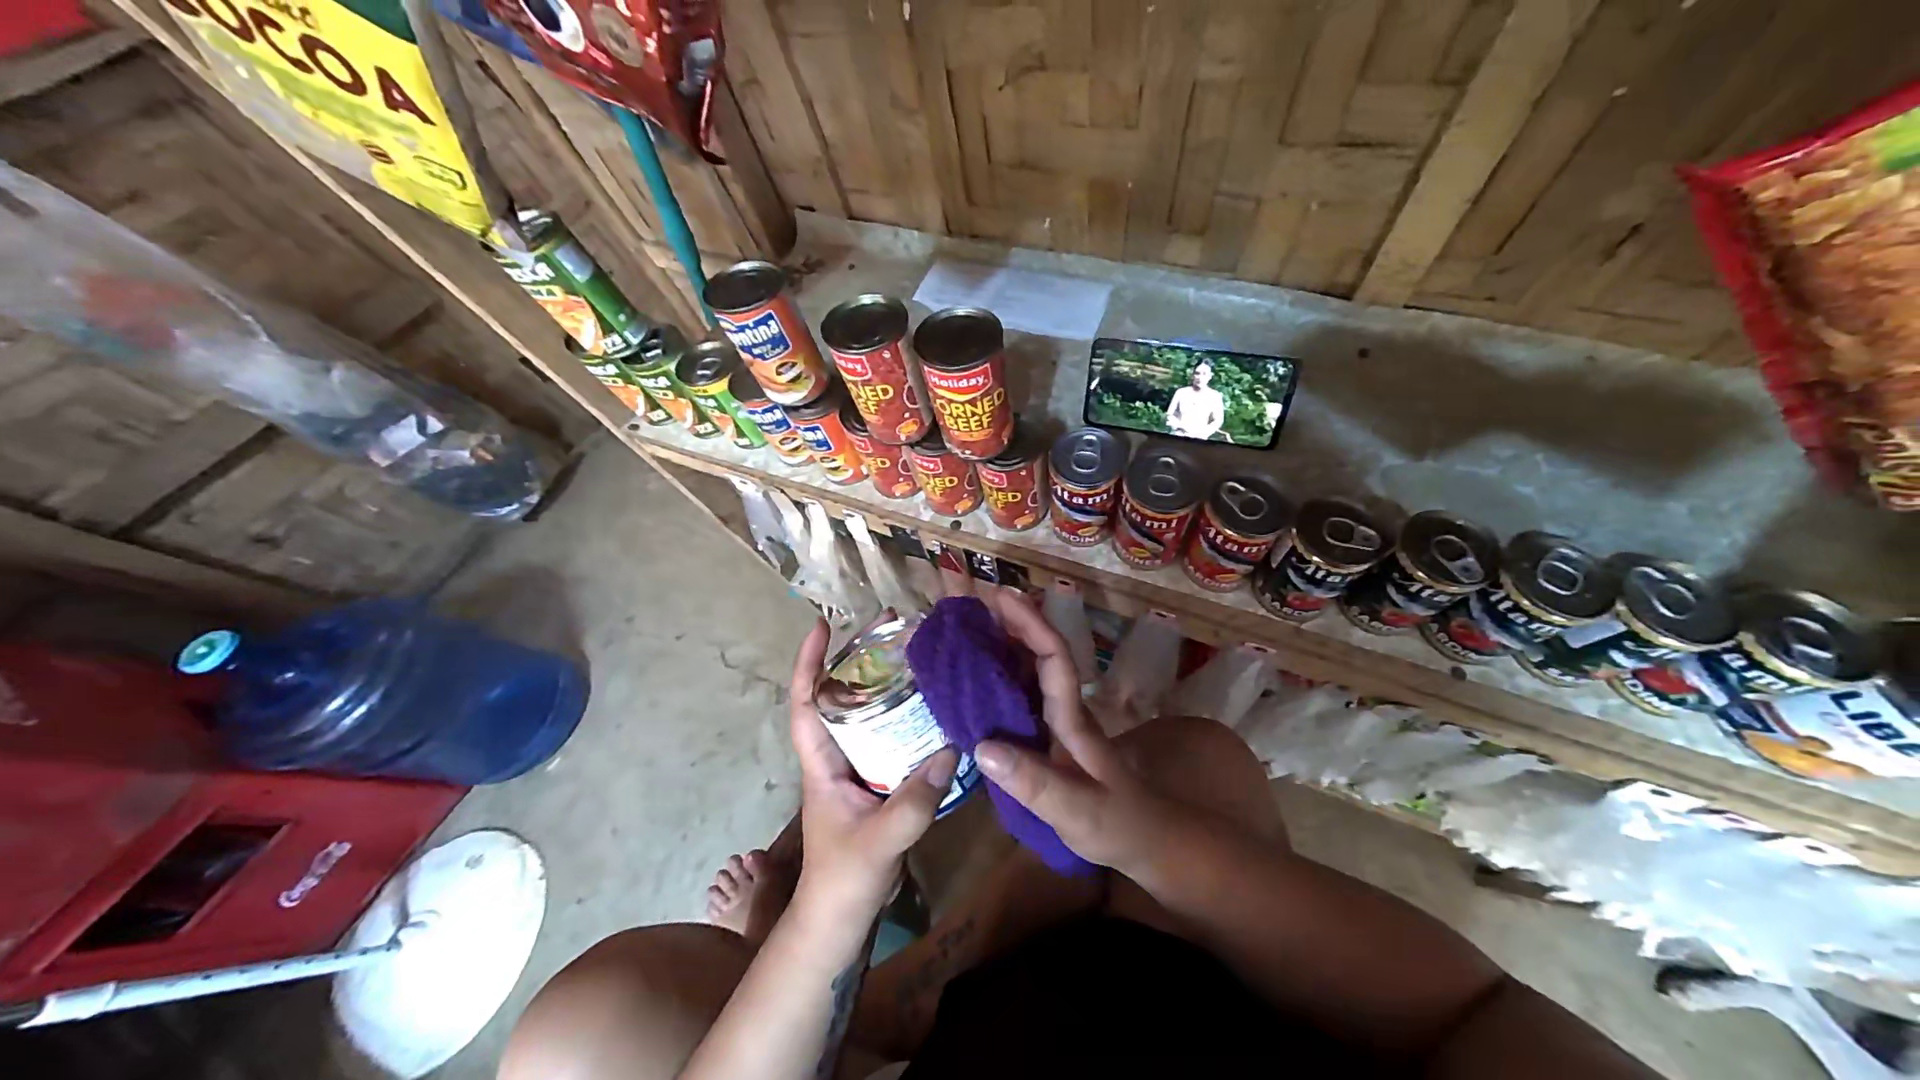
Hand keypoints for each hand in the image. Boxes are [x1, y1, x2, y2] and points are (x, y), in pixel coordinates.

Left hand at [788, 618, 957, 917]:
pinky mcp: (879, 785)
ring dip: (886, 689)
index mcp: (822, 764)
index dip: (808, 665)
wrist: (841, 919)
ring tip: (916, 659)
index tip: (821, 626)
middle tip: (889, 631)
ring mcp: (858, 771)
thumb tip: (949, 751)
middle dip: (858, 663)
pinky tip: (936, 710)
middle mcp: (837, 759)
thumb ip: (914, 802)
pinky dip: (908, 721)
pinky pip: (891, 742)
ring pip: (868, 719)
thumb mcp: (879, 841)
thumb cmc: (844, 880)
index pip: (806, 705)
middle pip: (841, 700)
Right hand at [971, 593, 1192, 875]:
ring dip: (1005, 644)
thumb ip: (1033, 783)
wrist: (1148, 841)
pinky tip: (977, 679)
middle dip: (1013, 622)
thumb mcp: (1075, 812)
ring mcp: (1059, 723)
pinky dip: (1001, 677)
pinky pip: (1023, 696)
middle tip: (973, 603)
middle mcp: (1066, 711)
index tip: (1001, 597)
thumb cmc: (1117, 825)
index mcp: (1073, 720)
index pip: (1054, 660)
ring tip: (969, 628)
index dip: (1030, 625)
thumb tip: (983, 747)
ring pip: (1032, 671)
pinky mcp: (1051, 738)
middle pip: (1041, 653)